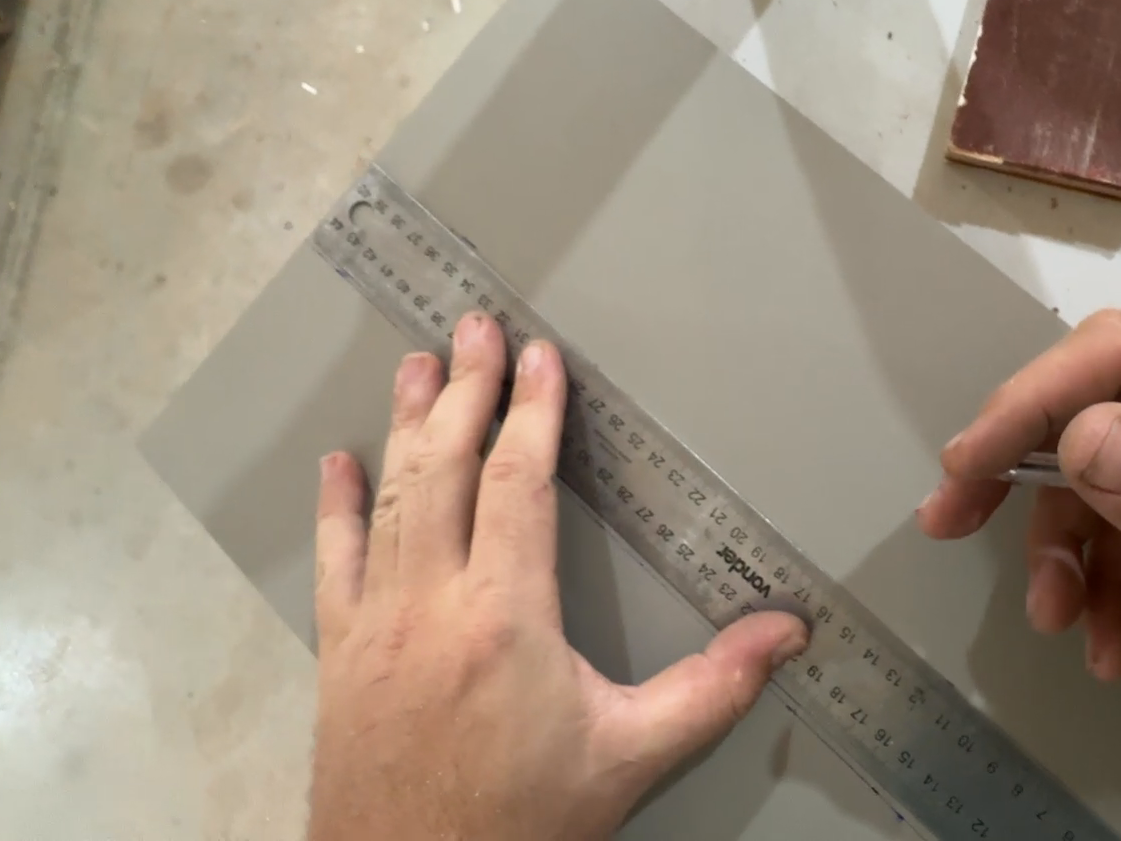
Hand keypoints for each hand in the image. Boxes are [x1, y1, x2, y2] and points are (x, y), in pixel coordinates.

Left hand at [308, 313, 808, 840]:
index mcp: (505, 617)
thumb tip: (788, 632)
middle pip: (445, 469)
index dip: (531, 411)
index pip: (516, 482)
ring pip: (389, 500)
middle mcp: (430, 605)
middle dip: (465, 389)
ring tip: (416, 364)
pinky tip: (335, 464)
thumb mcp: (632, 756)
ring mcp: (372, 627)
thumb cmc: (524, 822)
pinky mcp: (338, 655)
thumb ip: (713, 688)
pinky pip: (332, 562)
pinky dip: (336, 507)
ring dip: (404, 425)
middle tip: (474, 328)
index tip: (540, 357)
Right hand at [916, 311, 1120, 801]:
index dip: (1036, 398)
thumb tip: (1080, 437)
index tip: (968, 462)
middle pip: (1099, 401)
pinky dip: (1104, 576)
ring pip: (1103, 469)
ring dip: (1065, 543)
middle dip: (1024, 465)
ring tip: (1062, 622)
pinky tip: (1108, 638)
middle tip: (952, 517)